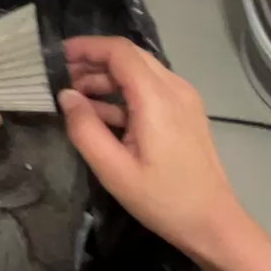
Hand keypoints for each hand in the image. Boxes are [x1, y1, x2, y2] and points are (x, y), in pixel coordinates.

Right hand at [56, 36, 252, 264]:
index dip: (87, 47)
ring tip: (75, 97)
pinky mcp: (186, 112)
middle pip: (130, 56)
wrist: (213, 223)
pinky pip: (150, 89)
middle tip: (61, 79)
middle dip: (93, 61)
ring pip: (140, 71)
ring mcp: (183, 99)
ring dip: (107, 78)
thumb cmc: (163, 199)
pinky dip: (124, 93)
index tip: (57, 57)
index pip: (119, 51)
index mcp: (156, 97)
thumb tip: (66, 96)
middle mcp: (174, 88)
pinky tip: (101, 113)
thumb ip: (85, 129)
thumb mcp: (114, 170)